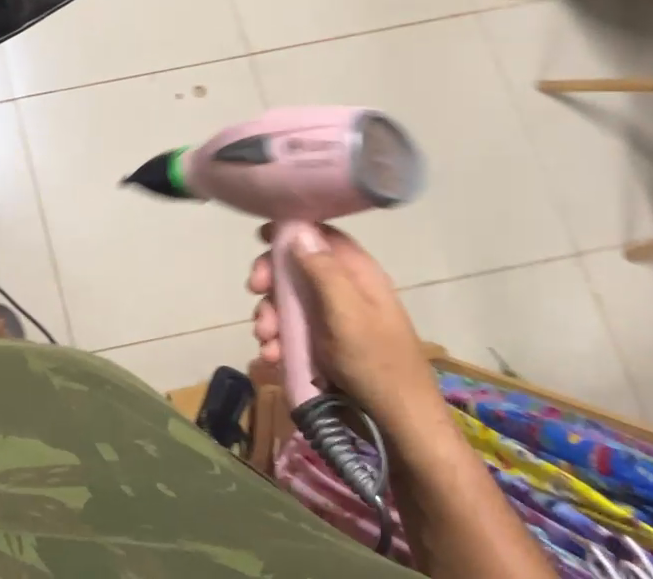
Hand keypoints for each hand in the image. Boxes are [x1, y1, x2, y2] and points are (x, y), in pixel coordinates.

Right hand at [246, 224, 442, 426]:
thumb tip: (298, 229)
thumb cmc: (376, 363)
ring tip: (266, 339)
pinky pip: (291, 331)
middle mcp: (344, 291)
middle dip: (271, 279)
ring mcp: (333, 319)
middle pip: (297, 267)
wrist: (398, 424)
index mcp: (358, 275)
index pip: (322, 236)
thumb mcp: (347, 313)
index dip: (291, 232)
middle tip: (254, 291)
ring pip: (288, 301)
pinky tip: (271, 355)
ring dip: (269, 315)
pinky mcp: (323, 345)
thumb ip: (323, 270)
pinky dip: (276, 339)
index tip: (260, 240)